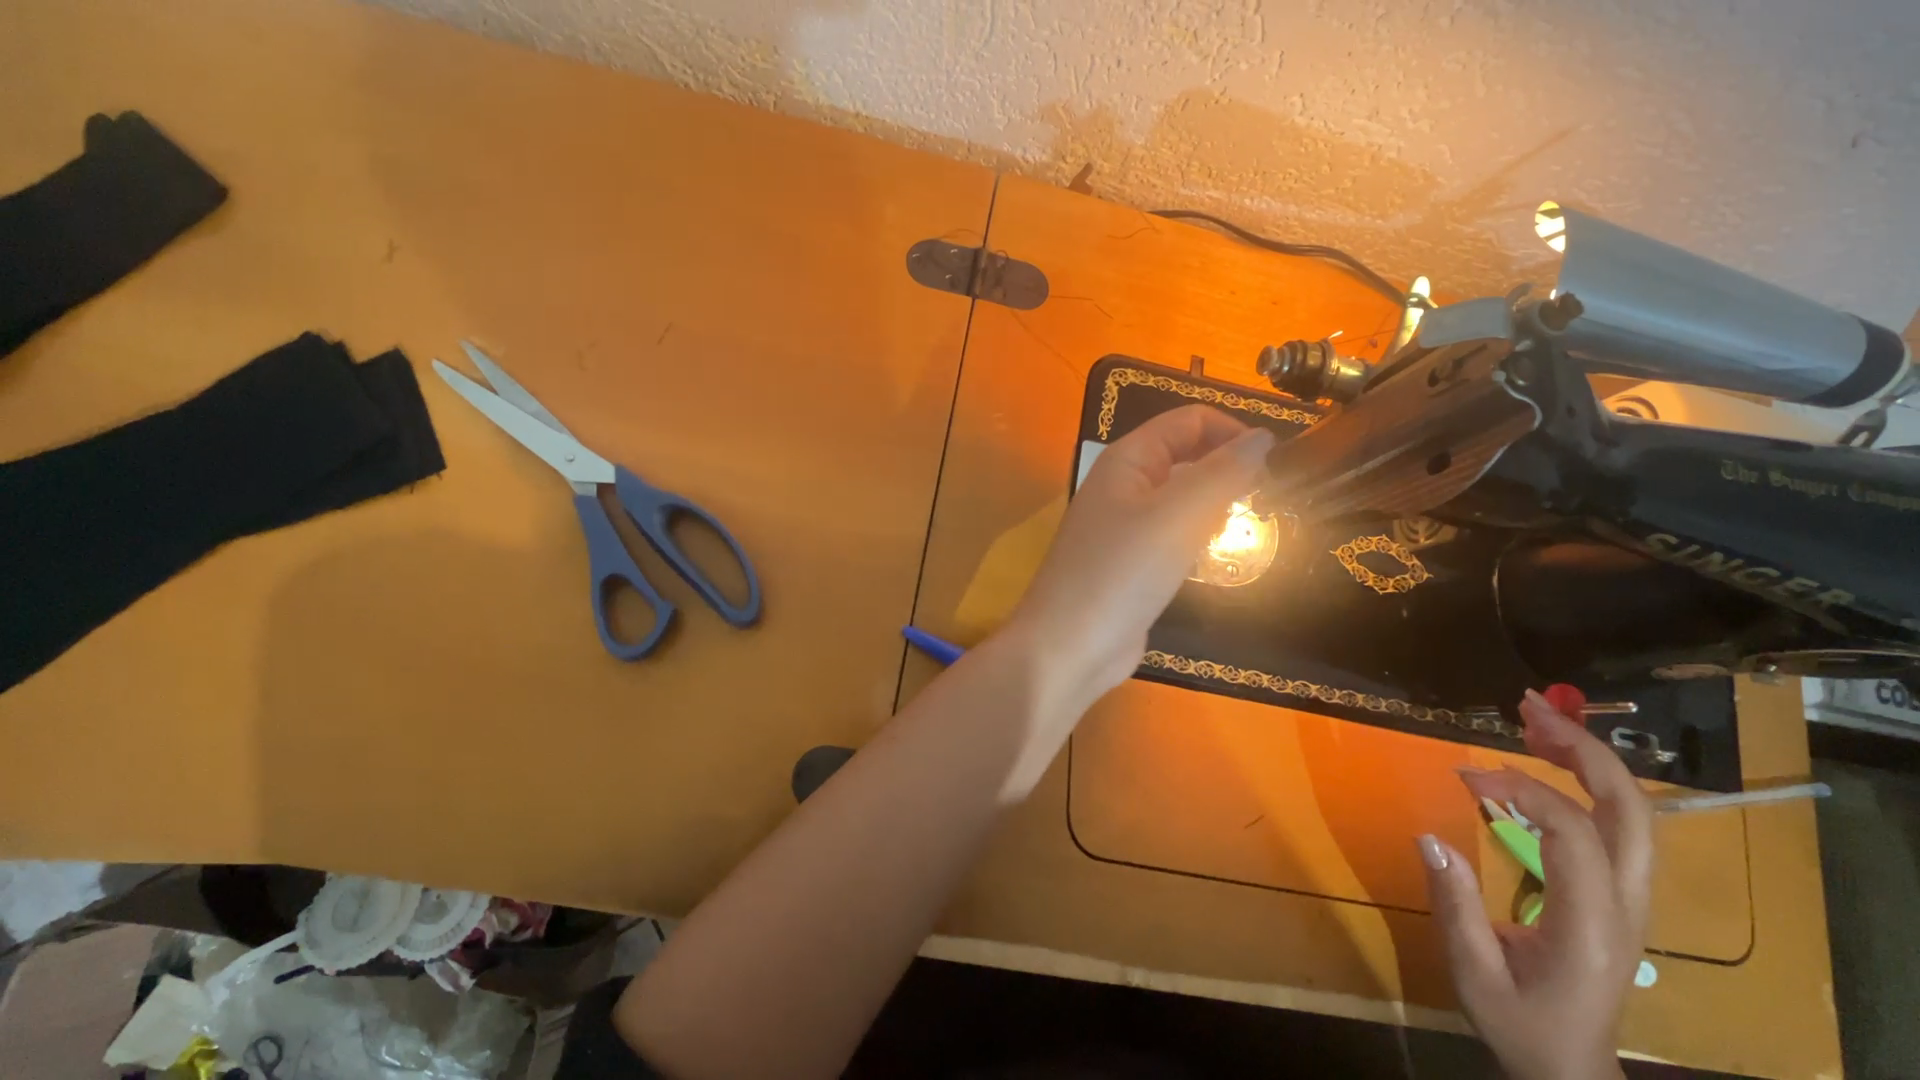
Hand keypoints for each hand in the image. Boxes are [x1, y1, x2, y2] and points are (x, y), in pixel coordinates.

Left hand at [1004, 404, 1274, 715]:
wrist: (1070, 647)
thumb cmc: (1121, 572)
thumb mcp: (1179, 514)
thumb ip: (1223, 472)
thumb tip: (1263, 439)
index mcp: (1126, 460)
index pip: (1187, 421)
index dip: (1232, 430)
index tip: (1277, 462)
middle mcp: (1123, 487)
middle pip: (1186, 458)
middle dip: (1229, 468)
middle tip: (1273, 497)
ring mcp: (1124, 529)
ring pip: (1182, 501)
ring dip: (1218, 506)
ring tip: (1256, 525)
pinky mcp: (1131, 567)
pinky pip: (1174, 538)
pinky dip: (1201, 540)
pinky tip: (1223, 557)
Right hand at [1417, 689, 1653, 1079]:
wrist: (1570, 1066)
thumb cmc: (1520, 1022)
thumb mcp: (1475, 974)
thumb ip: (1456, 906)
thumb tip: (1428, 836)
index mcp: (1592, 923)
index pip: (1575, 833)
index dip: (1523, 791)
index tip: (1467, 778)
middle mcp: (1627, 903)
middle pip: (1631, 809)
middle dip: (1583, 750)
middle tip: (1528, 707)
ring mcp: (1632, 897)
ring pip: (1635, 812)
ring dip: (1590, 759)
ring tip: (1538, 720)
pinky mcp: (1621, 894)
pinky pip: (1619, 826)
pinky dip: (1590, 783)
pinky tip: (1553, 762)